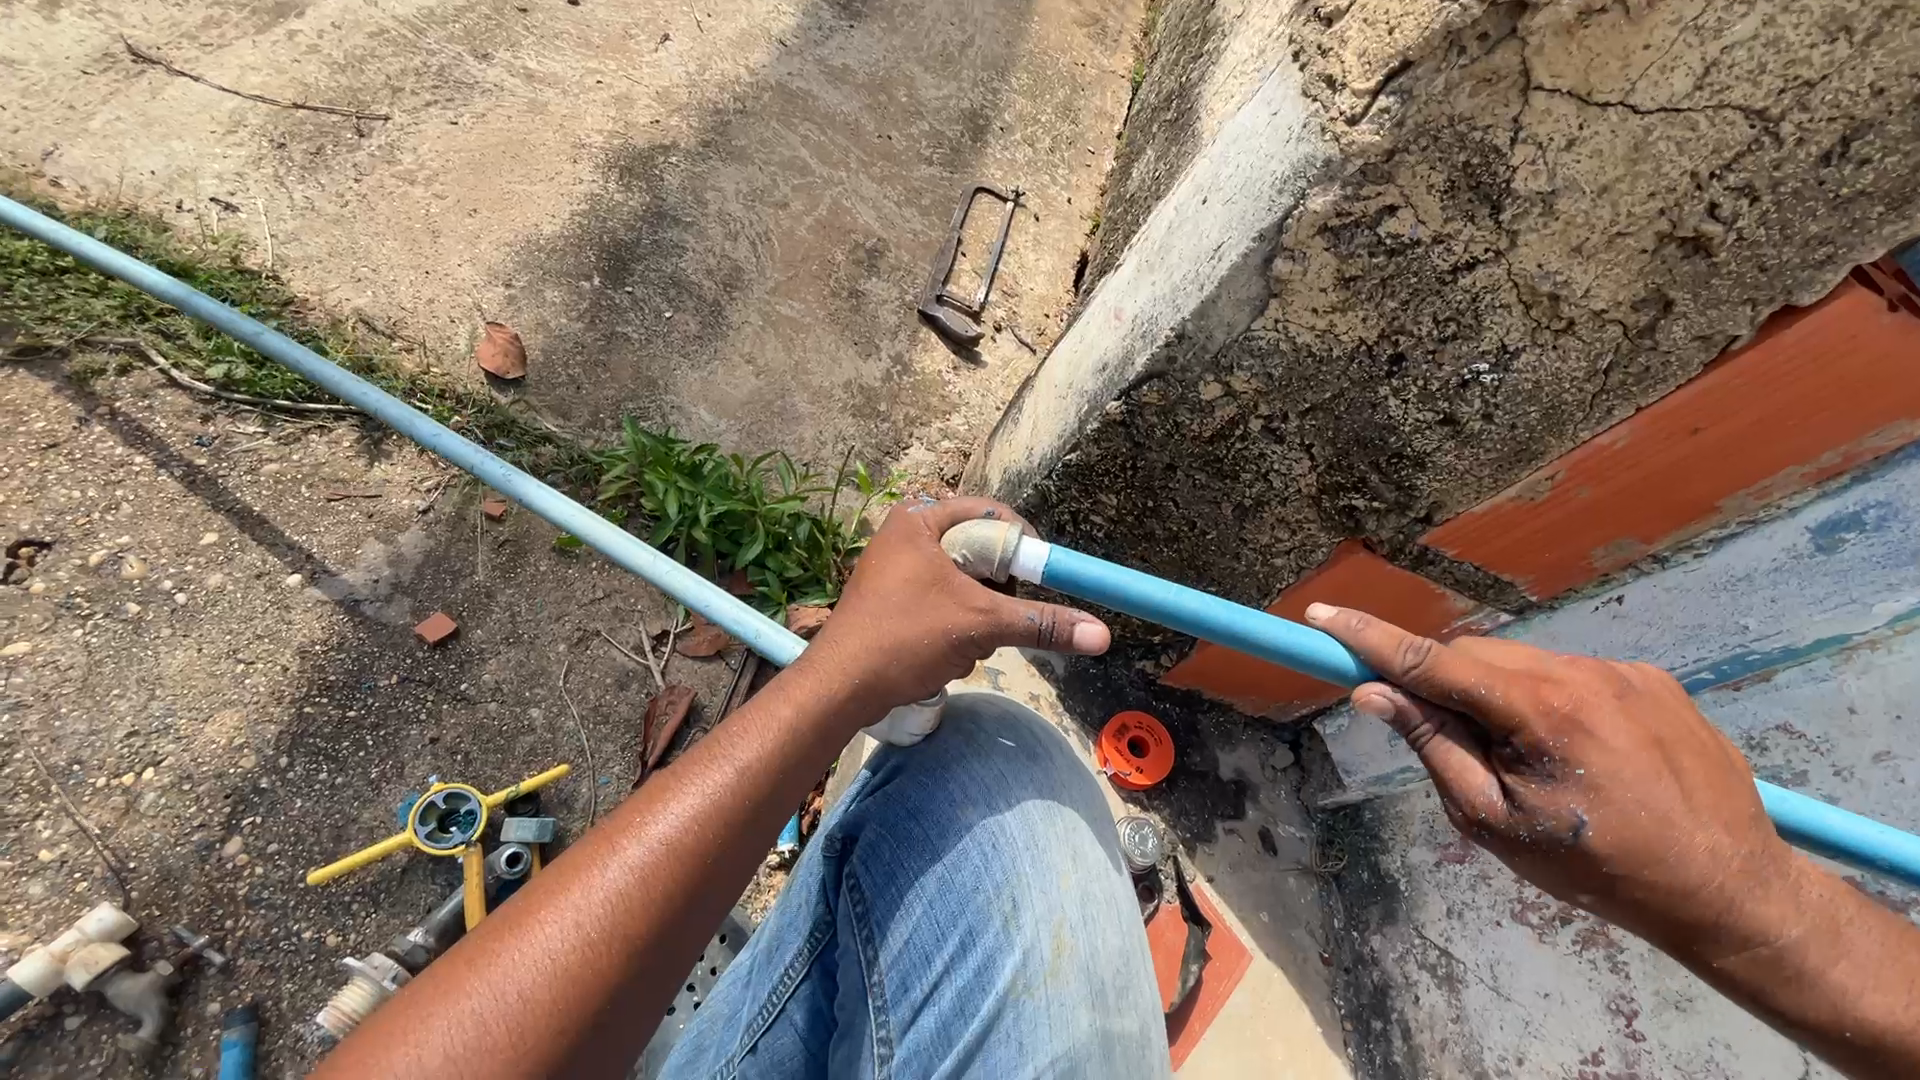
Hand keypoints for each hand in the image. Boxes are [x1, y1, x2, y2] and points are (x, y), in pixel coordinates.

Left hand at [802, 497, 1109, 714]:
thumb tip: (1102, 634)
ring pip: (964, 585)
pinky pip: (943, 605)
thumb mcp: (980, 624)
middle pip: (979, 552)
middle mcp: (905, 536)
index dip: (1023, 543)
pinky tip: (946, 656)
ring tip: (966, 644)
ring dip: (977, 618)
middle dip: (996, 592)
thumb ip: (1040, 623)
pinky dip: (955, 629)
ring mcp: (896, 571)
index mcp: (919, 520)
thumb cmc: (905, 637)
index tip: (1043, 575)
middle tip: (1003, 616)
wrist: (839, 689)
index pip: (990, 514)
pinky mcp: (893, 603)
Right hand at [1305, 603, 1796, 956]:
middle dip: (1438, 678)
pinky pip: (1565, 672)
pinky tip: (1569, 747)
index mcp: (1539, 711)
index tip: (1320, 615)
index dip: (1368, 637)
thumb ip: (1431, 745)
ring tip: (1520, 755)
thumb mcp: (1490, 818)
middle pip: (1473, 654)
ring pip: (1519, 661)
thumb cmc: (1594, 865)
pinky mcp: (1652, 679)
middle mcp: (1581, 673)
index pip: (1431, 661)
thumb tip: (1373, 694)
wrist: (1730, 892)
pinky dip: (1540, 696)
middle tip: (1436, 729)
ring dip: (1492, 691)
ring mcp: (1624, 671)